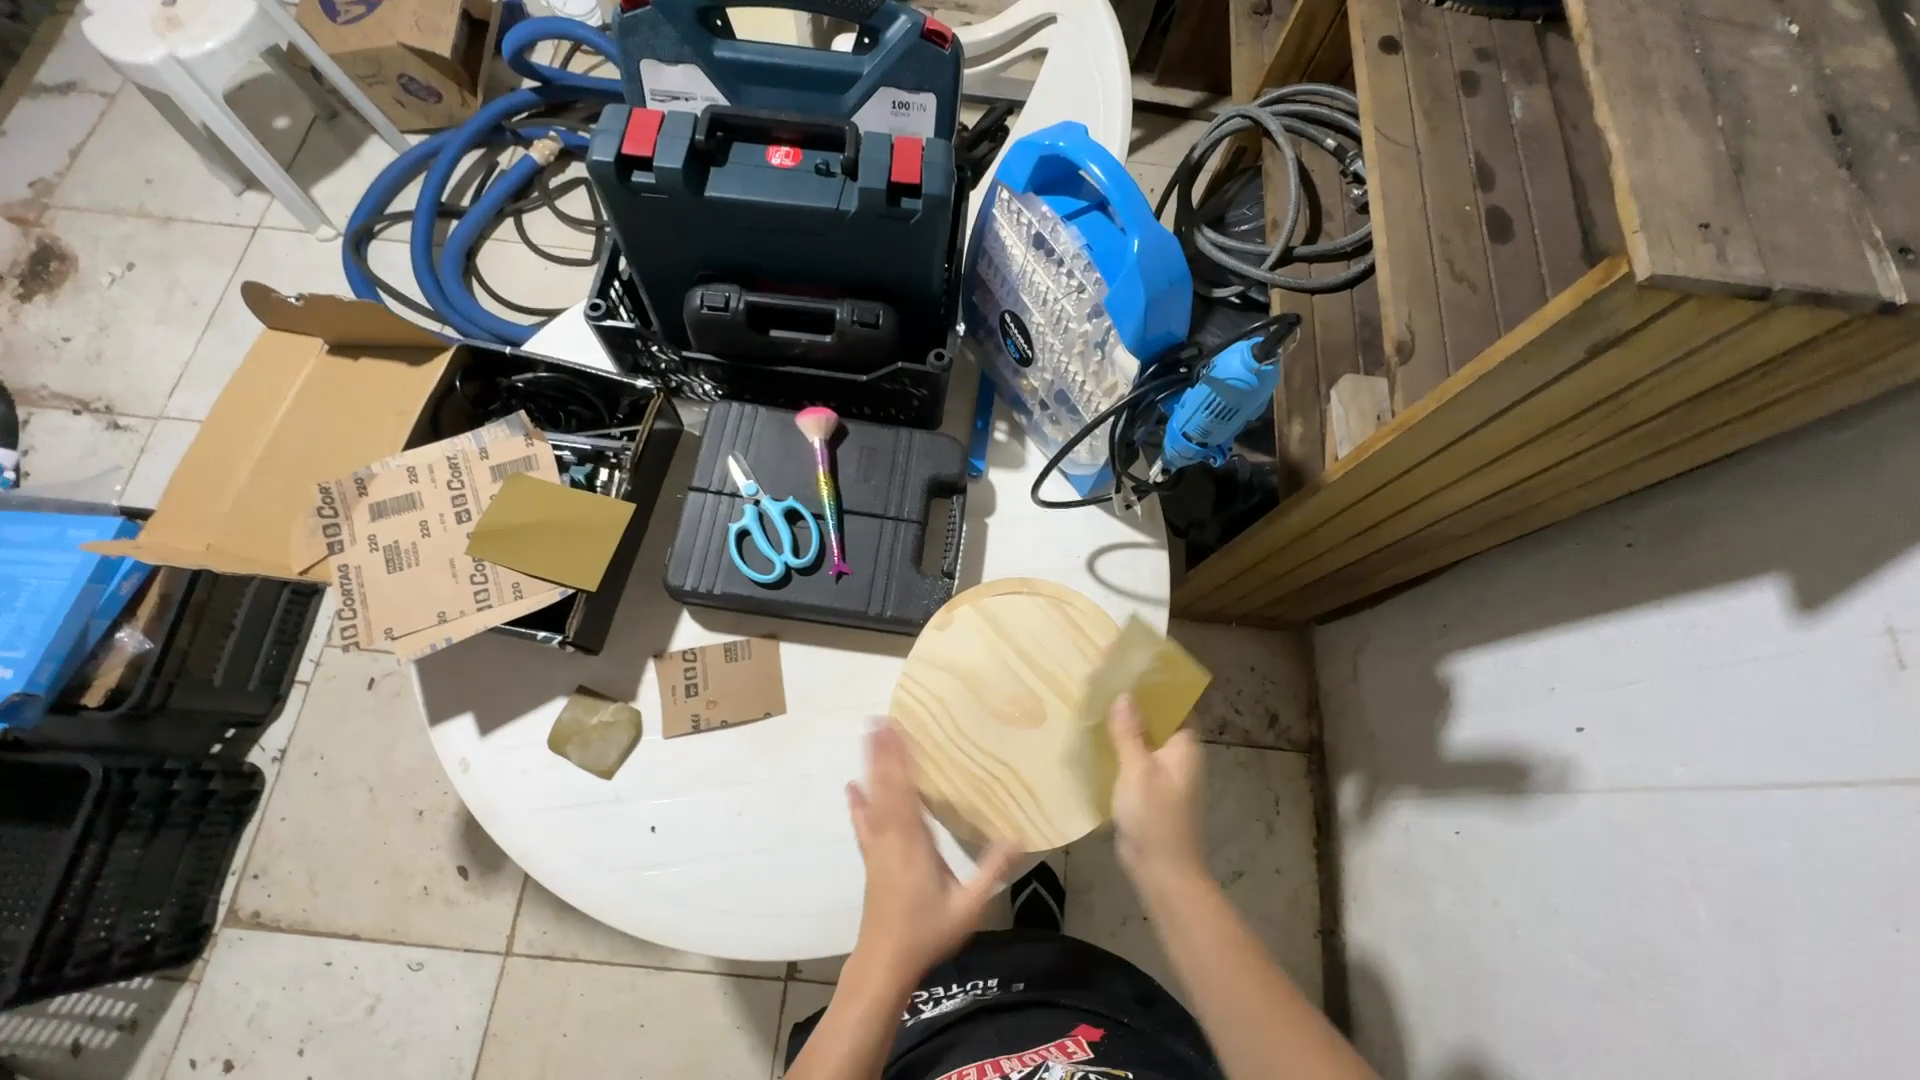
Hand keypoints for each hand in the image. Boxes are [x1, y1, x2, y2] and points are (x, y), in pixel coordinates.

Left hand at [845, 725, 1017, 991]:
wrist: (885, 962)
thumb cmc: (928, 933)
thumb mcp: (968, 906)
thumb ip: (991, 872)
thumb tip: (1018, 839)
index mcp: (913, 843)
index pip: (905, 793)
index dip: (900, 760)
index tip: (897, 730)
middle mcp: (890, 838)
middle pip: (885, 786)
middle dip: (883, 752)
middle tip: (880, 717)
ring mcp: (877, 847)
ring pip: (873, 798)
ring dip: (871, 766)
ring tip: (868, 735)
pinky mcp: (870, 858)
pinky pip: (863, 823)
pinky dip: (857, 803)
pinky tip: (851, 787)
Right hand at [1109, 694, 1206, 884]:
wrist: (1162, 872)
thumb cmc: (1155, 818)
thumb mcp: (1138, 770)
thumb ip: (1130, 732)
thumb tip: (1123, 695)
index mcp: (1184, 746)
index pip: (1177, 703)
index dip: (1157, 684)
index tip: (1131, 665)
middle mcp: (1178, 756)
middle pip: (1158, 719)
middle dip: (1134, 702)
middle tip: (1103, 680)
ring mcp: (1164, 775)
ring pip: (1144, 740)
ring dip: (1123, 726)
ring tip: (1093, 704)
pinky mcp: (1148, 791)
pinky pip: (1134, 760)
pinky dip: (1118, 749)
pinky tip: (1094, 742)